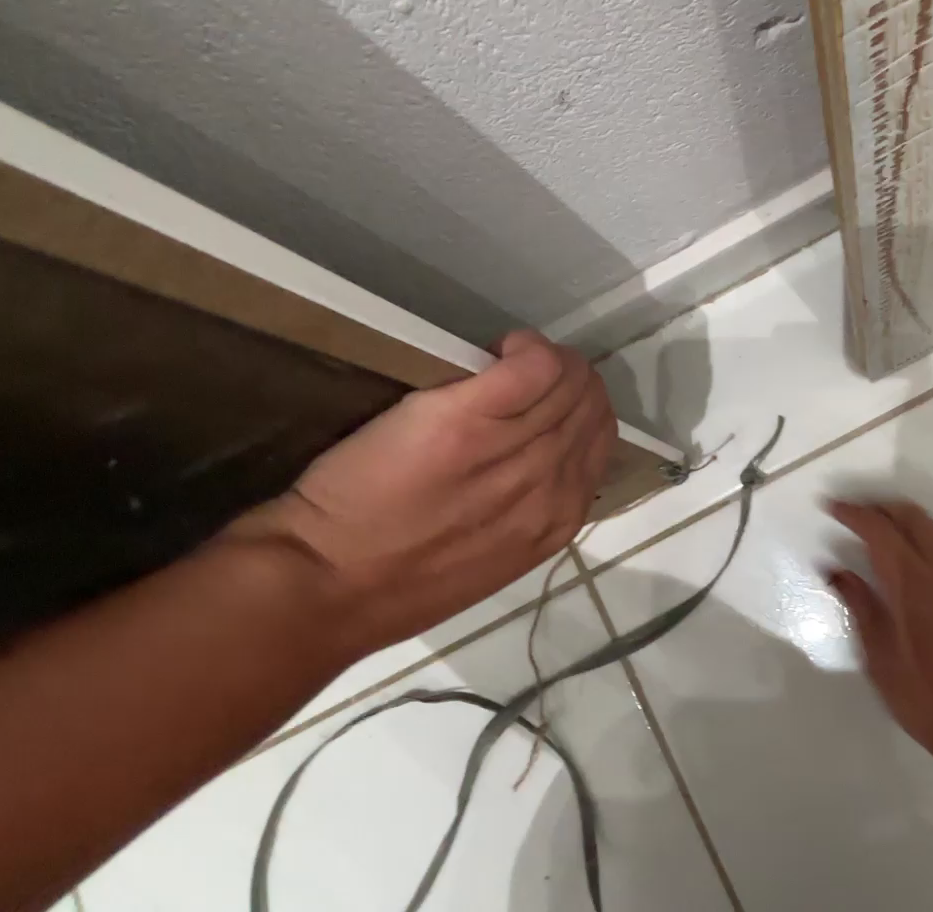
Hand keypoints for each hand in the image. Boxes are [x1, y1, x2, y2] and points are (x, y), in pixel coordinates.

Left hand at [232, 329, 616, 657]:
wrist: (330, 586)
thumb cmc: (403, 579)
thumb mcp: (496, 555)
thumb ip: (531, 506)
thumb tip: (542, 451)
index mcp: (562, 518)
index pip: (602, 434)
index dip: (577, 406)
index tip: (539, 402)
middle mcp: (553, 482)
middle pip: (591, 401)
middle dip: (568, 377)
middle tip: (523, 375)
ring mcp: (513, 450)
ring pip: (569, 378)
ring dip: (545, 357)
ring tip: (506, 360)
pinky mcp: (468, 420)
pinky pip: (533, 366)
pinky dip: (526, 347)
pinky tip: (500, 349)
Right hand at [825, 500, 932, 766]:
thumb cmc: (924, 696)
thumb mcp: (878, 656)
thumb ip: (859, 605)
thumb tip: (836, 570)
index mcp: (911, 581)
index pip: (878, 529)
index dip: (852, 512)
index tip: (829, 506)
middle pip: (910, 515)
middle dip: (878, 505)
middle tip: (850, 511)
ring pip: (932, 525)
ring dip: (902, 515)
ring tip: (876, 525)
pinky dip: (922, 532)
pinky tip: (909, 551)